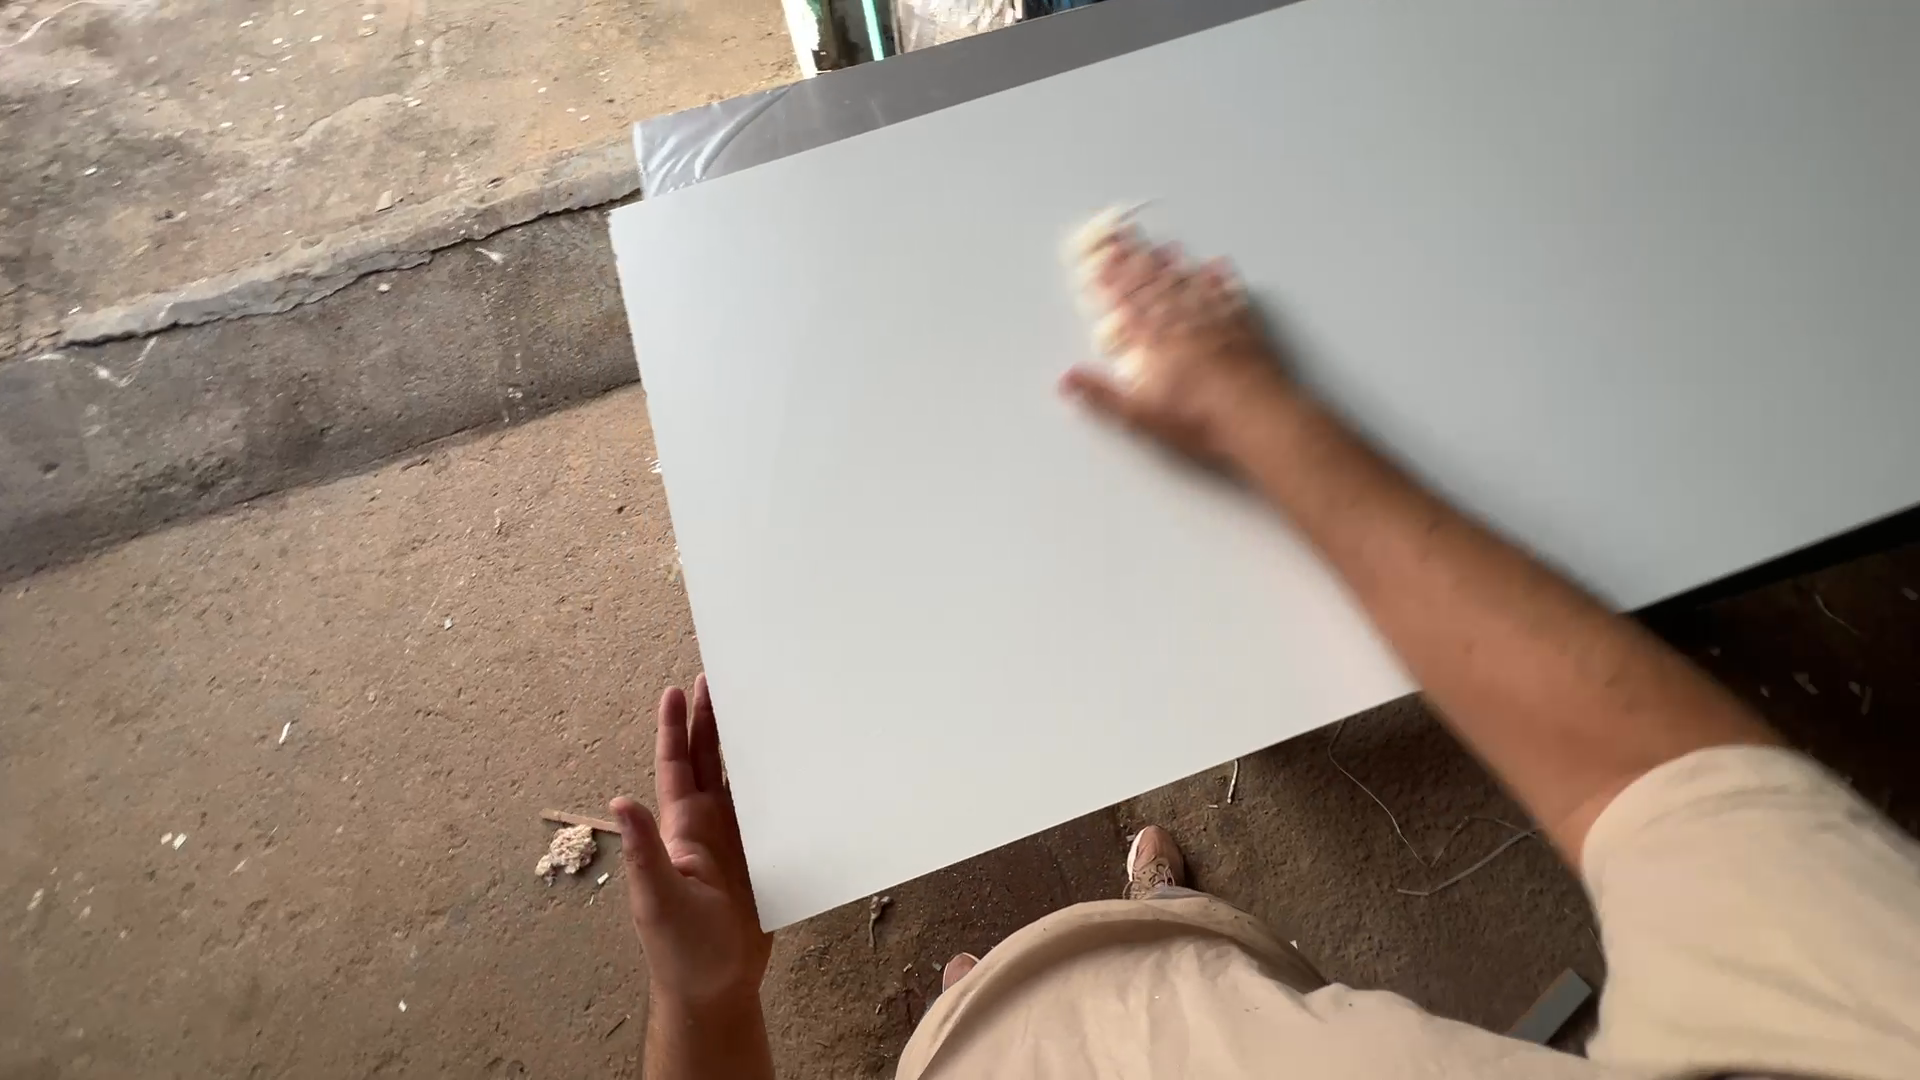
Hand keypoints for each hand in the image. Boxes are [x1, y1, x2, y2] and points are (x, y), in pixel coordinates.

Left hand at [611, 675, 770, 1010]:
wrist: (719, 984)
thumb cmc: (681, 948)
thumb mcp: (659, 899)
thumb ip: (643, 852)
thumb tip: (620, 801)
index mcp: (680, 827)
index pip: (674, 765)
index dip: (672, 728)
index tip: (675, 690)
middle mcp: (706, 822)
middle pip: (706, 758)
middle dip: (708, 718)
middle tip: (718, 679)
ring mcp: (735, 835)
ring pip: (737, 774)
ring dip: (740, 740)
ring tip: (753, 704)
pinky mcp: (761, 849)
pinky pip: (767, 803)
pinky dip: (774, 776)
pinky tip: (787, 757)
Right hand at [1061, 225, 1294, 463]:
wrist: (1257, 420)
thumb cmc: (1201, 421)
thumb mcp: (1140, 416)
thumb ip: (1101, 394)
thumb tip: (1067, 380)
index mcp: (1154, 348)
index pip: (1126, 308)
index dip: (1111, 283)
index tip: (1100, 261)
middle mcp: (1183, 330)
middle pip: (1154, 290)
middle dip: (1135, 263)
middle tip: (1123, 237)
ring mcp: (1215, 327)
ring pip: (1188, 288)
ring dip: (1173, 267)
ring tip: (1160, 245)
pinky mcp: (1245, 333)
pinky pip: (1228, 298)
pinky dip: (1220, 280)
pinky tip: (1216, 266)